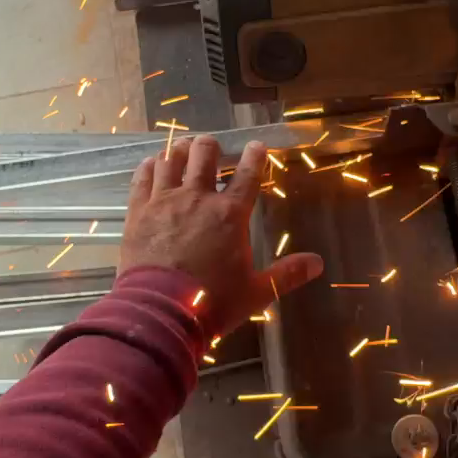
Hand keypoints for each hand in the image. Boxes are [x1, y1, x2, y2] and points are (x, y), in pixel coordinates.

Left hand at [121, 135, 324, 333]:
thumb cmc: (212, 303)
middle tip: (212, 149)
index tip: (256, 145)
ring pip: (173, 159)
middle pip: (205, 155)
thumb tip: (318, 263)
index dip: (254, 156)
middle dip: (211, 147)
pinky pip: (143, 177)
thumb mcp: (256, 292)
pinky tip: (153, 163)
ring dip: (181, 150)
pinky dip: (150, 166)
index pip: (247, 175)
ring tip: (185, 147)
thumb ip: (287, 274)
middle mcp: (198, 198)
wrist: (159, 312)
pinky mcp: (139, 211)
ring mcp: (165, 201)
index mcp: (231, 214)